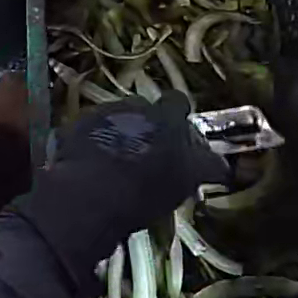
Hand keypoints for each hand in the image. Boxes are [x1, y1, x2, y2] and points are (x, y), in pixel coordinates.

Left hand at [12, 93, 226, 277]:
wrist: (90, 196)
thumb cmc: (146, 188)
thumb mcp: (185, 180)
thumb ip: (205, 166)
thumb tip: (222, 165)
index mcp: (165, 116)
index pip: (178, 102)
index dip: (179, 116)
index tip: (179, 134)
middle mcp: (132, 106)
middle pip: (144, 109)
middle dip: (147, 125)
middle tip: (148, 153)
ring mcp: (101, 114)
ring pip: (115, 119)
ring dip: (119, 134)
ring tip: (118, 163)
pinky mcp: (74, 127)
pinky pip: (90, 131)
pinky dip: (94, 143)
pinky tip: (94, 166)